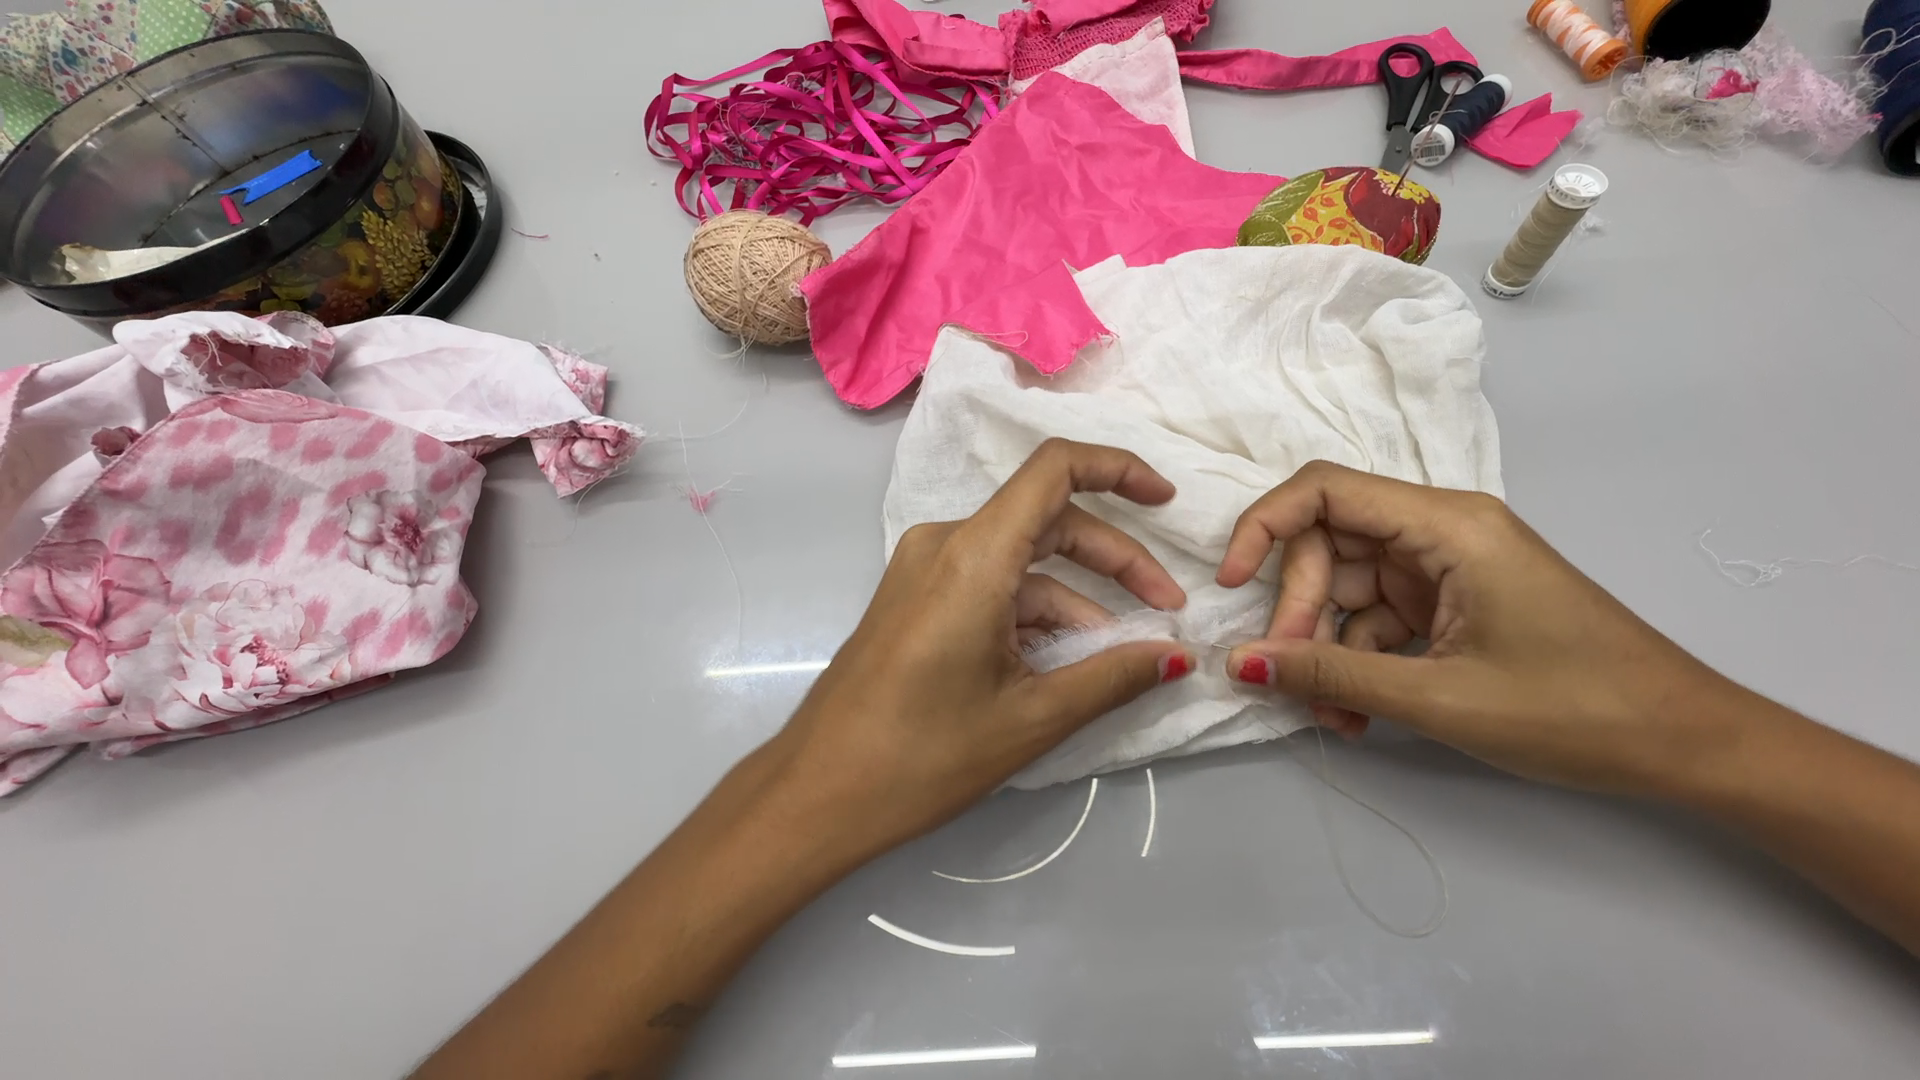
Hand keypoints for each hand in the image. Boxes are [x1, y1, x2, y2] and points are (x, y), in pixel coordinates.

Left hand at [767, 439, 1196, 859]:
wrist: (818, 793)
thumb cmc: (923, 756)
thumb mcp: (1031, 717)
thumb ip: (1113, 676)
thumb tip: (1180, 656)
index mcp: (973, 555)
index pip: (1055, 470)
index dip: (1118, 469)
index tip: (1167, 501)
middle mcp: (944, 544)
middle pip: (1047, 521)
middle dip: (1115, 560)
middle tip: (1167, 611)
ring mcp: (923, 570)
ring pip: (1021, 560)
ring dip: (1077, 597)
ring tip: (1123, 655)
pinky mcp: (915, 599)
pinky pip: (989, 586)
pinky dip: (1034, 613)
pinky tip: (1065, 661)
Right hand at [1216, 461, 1744, 795]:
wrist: (1692, 748)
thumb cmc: (1577, 710)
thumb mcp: (1438, 697)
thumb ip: (1329, 675)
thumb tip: (1236, 663)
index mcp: (1447, 525)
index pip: (1325, 490)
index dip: (1263, 526)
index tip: (1230, 584)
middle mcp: (1439, 533)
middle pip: (1327, 546)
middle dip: (1298, 611)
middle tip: (1288, 676)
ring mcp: (1443, 569)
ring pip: (1344, 590)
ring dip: (1324, 649)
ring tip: (1333, 714)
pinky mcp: (1449, 604)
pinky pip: (1374, 620)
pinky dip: (1355, 662)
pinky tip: (1358, 714)